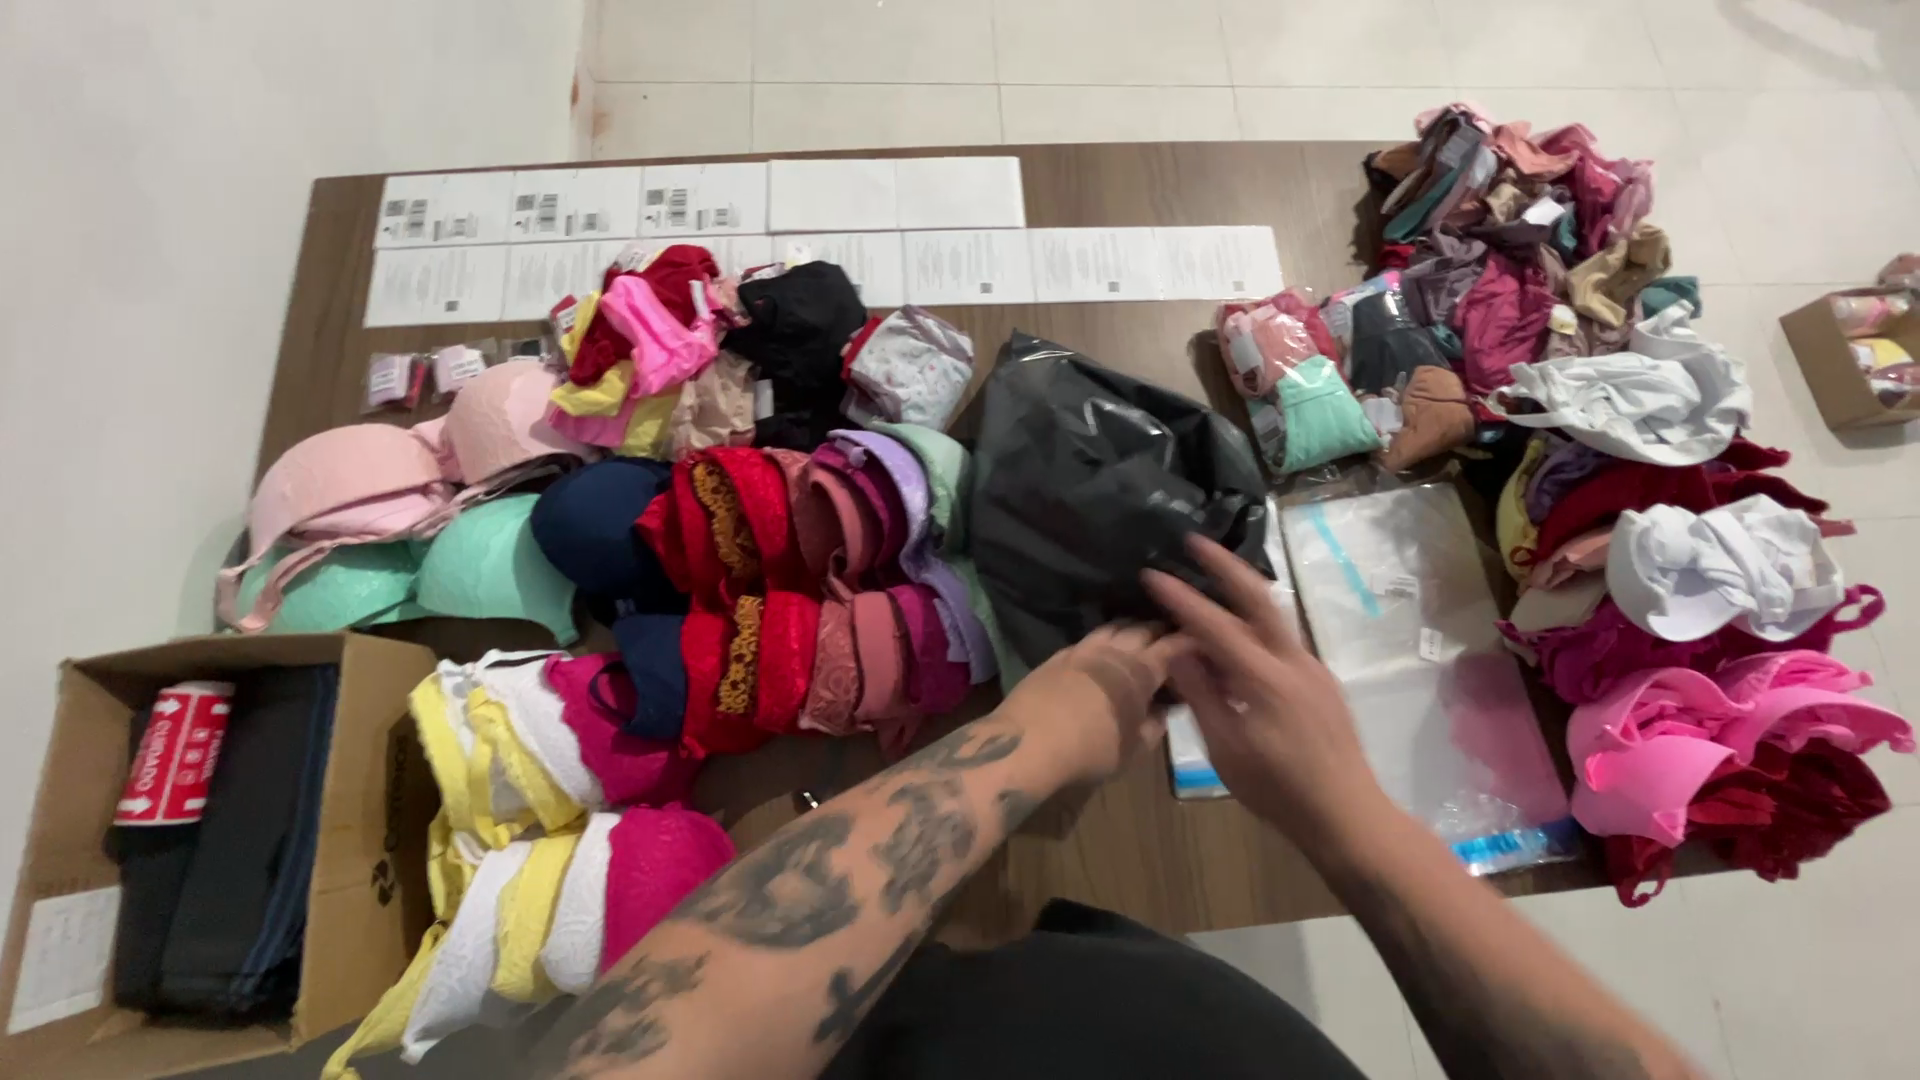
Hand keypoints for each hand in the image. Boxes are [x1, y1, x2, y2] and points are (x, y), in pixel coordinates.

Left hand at [994, 623, 1185, 785]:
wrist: (1029, 741)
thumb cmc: (1091, 750)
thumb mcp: (1133, 748)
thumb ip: (1153, 727)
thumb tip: (1162, 712)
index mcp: (1140, 671)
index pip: (1172, 647)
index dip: (1188, 641)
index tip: (1200, 641)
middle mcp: (1113, 651)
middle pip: (1142, 629)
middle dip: (1160, 630)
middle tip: (1170, 637)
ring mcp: (1082, 649)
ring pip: (1112, 628)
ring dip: (1129, 629)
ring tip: (1136, 637)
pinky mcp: (1057, 655)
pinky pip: (1086, 639)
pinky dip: (1101, 640)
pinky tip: (1100, 650)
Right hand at [1143, 535, 1393, 843]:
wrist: (1348, 817)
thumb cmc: (1278, 790)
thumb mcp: (1226, 748)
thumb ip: (1202, 693)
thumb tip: (1177, 650)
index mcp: (1265, 680)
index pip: (1215, 626)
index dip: (1181, 599)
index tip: (1152, 574)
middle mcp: (1295, 662)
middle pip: (1259, 598)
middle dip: (1226, 565)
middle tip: (1197, 541)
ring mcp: (1314, 669)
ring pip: (1273, 618)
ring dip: (1241, 594)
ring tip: (1210, 582)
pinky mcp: (1322, 682)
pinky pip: (1282, 641)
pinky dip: (1254, 627)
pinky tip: (1235, 642)